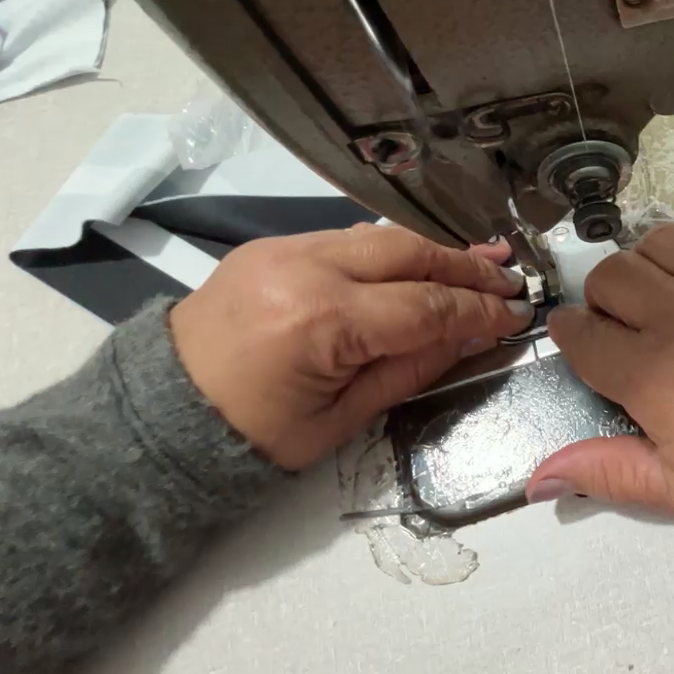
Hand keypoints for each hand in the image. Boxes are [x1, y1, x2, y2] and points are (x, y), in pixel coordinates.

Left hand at [168, 225, 534, 468]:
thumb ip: (417, 365)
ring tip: (486, 260)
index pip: (426, 305)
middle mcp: (304, 269)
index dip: (479, 311)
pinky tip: (428, 260)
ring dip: (438, 251)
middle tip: (510, 282)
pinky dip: (398, 251)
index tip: (517, 316)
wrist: (156, 419)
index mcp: (320, 321)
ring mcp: (284, 249)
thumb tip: (477, 333)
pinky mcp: (273, 246)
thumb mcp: (347, 415)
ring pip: (385, 236)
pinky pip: (353, 239)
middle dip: (467, 268)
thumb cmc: (254, 437)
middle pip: (411, 253)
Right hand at [526, 214, 673, 525]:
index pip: (581, 332)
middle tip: (630, 320)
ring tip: (672, 291)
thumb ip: (605, 472)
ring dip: (656, 262)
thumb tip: (536, 478)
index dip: (573, 333)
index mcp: (647, 372)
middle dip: (607, 295)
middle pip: (613, 274)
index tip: (582, 338)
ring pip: (662, 239)